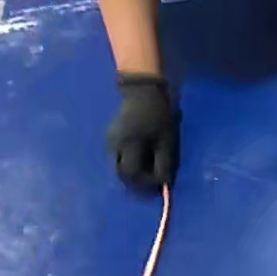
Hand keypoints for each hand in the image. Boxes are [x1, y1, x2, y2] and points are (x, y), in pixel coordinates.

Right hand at [107, 73, 179, 190]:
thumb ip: (164, 163)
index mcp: (128, 143)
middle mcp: (114, 145)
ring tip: (147, 173)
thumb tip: (163, 185)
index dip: (145, 183)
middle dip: (137, 182)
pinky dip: (128, 166)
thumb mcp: (166, 140)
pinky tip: (140, 162)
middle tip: (152, 183)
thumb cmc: (158, 114)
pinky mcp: (110, 140)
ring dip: (132, 175)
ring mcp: (109, 142)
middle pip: (121, 175)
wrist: (141, 90)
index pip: (132, 173)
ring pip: (118, 169)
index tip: (159, 183)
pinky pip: (117, 160)